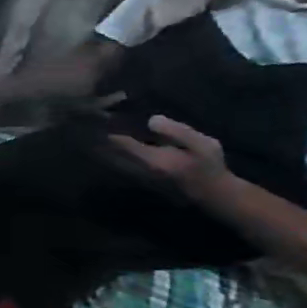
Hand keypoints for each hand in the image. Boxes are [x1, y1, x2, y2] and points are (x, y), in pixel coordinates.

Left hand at [108, 115, 233, 198]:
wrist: (213, 193)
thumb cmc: (209, 166)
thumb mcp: (203, 145)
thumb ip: (177, 132)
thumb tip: (151, 120)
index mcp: (151, 160)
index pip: (119, 143)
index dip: (108, 128)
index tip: (100, 114)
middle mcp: (137, 170)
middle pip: (108, 152)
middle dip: (99, 136)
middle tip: (93, 118)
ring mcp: (135, 176)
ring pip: (110, 159)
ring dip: (102, 145)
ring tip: (97, 126)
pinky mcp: (138, 178)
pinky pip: (117, 163)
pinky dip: (111, 152)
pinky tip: (111, 139)